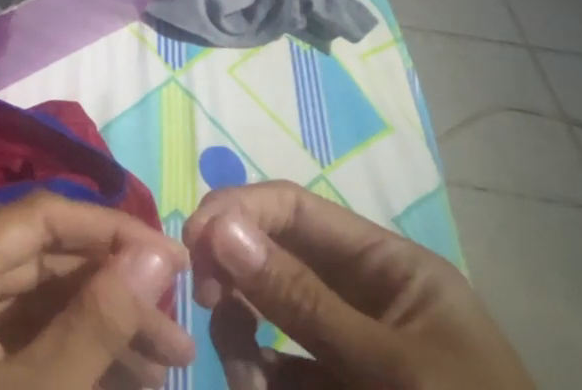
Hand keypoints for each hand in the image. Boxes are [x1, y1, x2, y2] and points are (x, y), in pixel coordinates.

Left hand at [0, 191, 196, 388]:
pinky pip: (17, 334)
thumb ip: (96, 322)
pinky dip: (68, 349)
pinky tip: (125, 376)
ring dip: (100, 325)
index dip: (111, 230)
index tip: (176, 258)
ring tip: (170, 365)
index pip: (38, 217)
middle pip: (39, 260)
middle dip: (113, 291)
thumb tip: (155, 256)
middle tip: (179, 333)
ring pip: (34, 300)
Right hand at [183, 181, 533, 389]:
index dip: (236, 211)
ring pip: (261, 313)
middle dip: (232, 275)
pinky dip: (254, 376)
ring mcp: (344, 349)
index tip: (190, 244)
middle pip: (270, 255)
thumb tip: (220, 228)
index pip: (295, 209)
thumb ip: (303, 300)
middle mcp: (360, 296)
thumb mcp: (391, 369)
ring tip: (248, 381)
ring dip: (238, 335)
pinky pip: (272, 367)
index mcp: (389, 268)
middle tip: (207, 302)